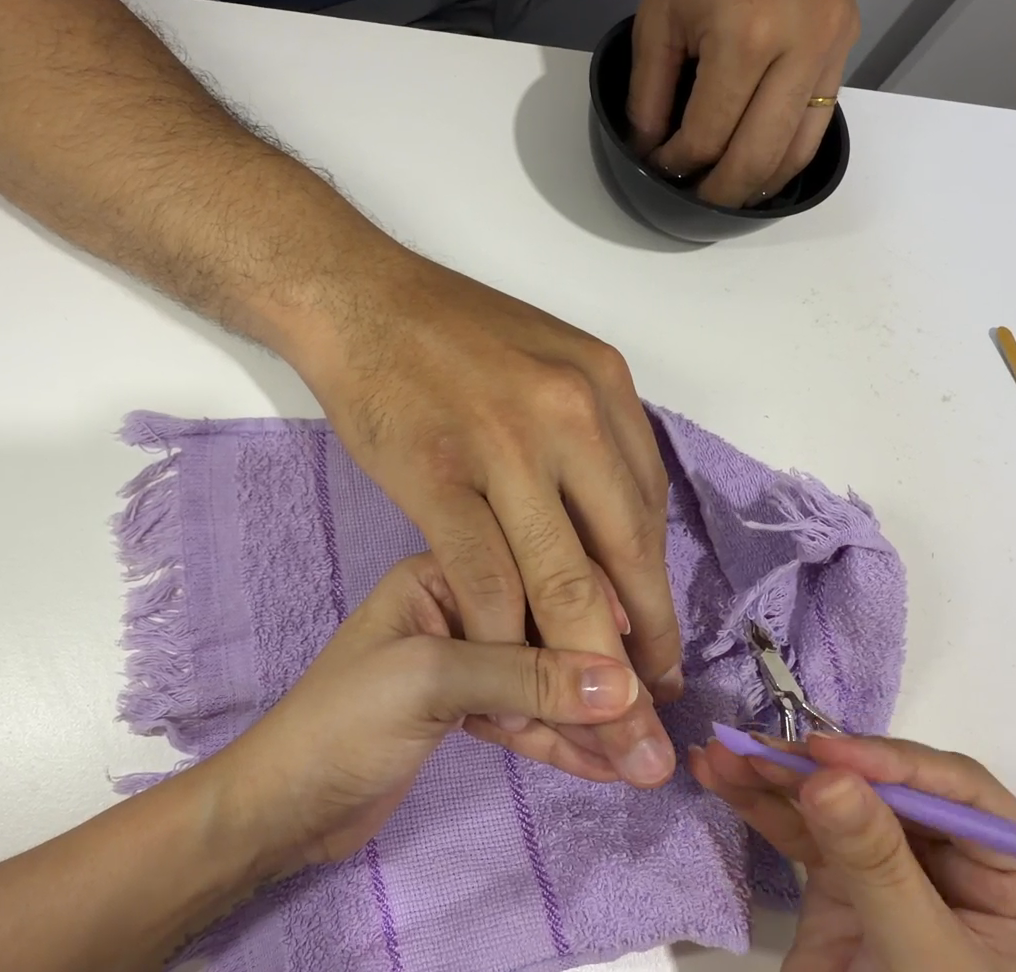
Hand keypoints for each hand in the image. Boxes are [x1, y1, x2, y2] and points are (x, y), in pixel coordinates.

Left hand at [210, 554, 642, 871]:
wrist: (285, 803)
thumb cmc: (343, 723)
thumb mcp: (429, 683)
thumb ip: (524, 679)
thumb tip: (623, 686)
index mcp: (444, 571)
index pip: (539, 579)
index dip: (595, 624)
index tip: (647, 674)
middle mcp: (462, 605)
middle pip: (550, 634)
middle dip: (601, 685)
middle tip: (653, 738)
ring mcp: (466, 659)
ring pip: (545, 681)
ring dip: (591, 723)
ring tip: (644, 765)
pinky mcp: (467, 707)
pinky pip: (529, 715)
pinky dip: (565, 740)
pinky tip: (606, 764)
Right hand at [291, 260, 680, 789]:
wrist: (357, 301)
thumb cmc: (445, 331)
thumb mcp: (544, 360)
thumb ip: (586, 437)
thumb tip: (607, 530)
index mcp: (602, 385)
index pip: (646, 510)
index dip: (657, 590)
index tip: (659, 643)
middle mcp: (569, 416)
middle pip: (621, 555)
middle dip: (643, 642)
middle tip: (652, 706)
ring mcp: (503, 448)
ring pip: (560, 579)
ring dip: (583, 659)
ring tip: (599, 714)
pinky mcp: (437, 478)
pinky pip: (486, 578)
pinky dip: (502, 638)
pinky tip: (509, 675)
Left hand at [630, 0, 859, 206]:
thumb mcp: (656, 20)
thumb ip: (648, 97)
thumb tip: (650, 151)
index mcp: (746, 38)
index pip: (706, 137)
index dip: (675, 164)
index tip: (658, 164)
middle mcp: (801, 47)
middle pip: (758, 157)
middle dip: (719, 191)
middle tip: (693, 198)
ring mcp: (834, 46)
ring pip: (798, 150)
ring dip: (759, 184)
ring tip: (726, 193)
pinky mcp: (848, 43)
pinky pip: (822, 121)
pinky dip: (789, 153)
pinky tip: (762, 165)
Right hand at [691, 734, 1015, 971]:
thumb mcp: (925, 961)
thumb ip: (878, 866)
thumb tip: (827, 774)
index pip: (964, 796)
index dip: (895, 763)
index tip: (825, 754)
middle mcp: (959, 866)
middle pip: (887, 790)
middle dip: (817, 767)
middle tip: (754, 749)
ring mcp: (894, 872)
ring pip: (834, 803)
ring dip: (774, 777)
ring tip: (722, 754)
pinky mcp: (842, 887)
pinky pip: (800, 834)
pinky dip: (758, 805)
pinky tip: (720, 776)